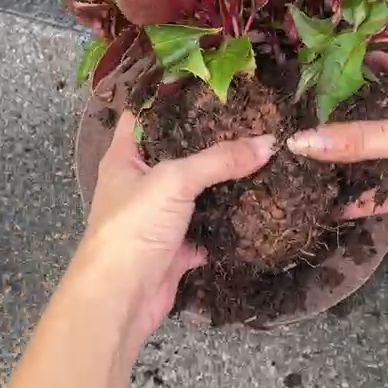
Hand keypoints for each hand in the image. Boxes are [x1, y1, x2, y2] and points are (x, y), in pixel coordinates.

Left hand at [66, 113, 274, 353]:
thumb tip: (268, 143)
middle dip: (209, 144)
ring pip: (195, 195)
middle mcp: (138, 185)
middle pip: (177, 156)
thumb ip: (220, 160)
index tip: (208, 89)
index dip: (170, 101)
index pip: (144, 117)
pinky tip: (254, 210)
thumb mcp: (175, 180)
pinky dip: (225, 226)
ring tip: (259, 160)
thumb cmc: (133, 227)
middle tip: (249, 124)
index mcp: (124, 158)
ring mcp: (157, 219)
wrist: (120, 299)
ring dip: (221, 185)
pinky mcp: (174, 250)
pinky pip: (206, 232)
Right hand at [286, 56, 387, 246]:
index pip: (380, 65)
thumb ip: (362, 139)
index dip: (345, 66)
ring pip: (380, 153)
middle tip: (290, 121)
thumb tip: (300, 141)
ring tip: (303, 163)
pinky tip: (334, 206)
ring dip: (350, 160)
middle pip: (374, 111)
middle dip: (338, 118)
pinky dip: (367, 198)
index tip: (302, 73)